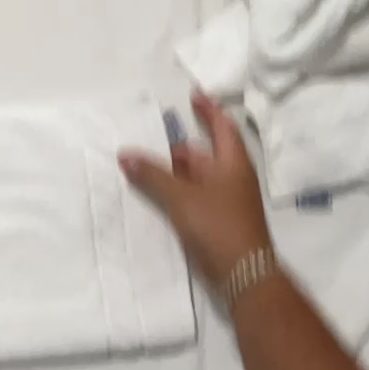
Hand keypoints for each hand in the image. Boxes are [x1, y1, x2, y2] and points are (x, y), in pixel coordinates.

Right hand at [119, 92, 272, 287]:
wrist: (243, 273)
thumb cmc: (217, 226)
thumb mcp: (181, 198)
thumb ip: (152, 175)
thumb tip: (125, 154)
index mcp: (232, 163)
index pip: (222, 127)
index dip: (208, 110)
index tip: (193, 96)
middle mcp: (232, 177)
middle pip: (204, 154)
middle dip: (178, 148)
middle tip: (150, 145)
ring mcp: (227, 200)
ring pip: (198, 177)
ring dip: (174, 172)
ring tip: (146, 169)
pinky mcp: (219, 220)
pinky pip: (195, 196)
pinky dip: (177, 191)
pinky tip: (158, 196)